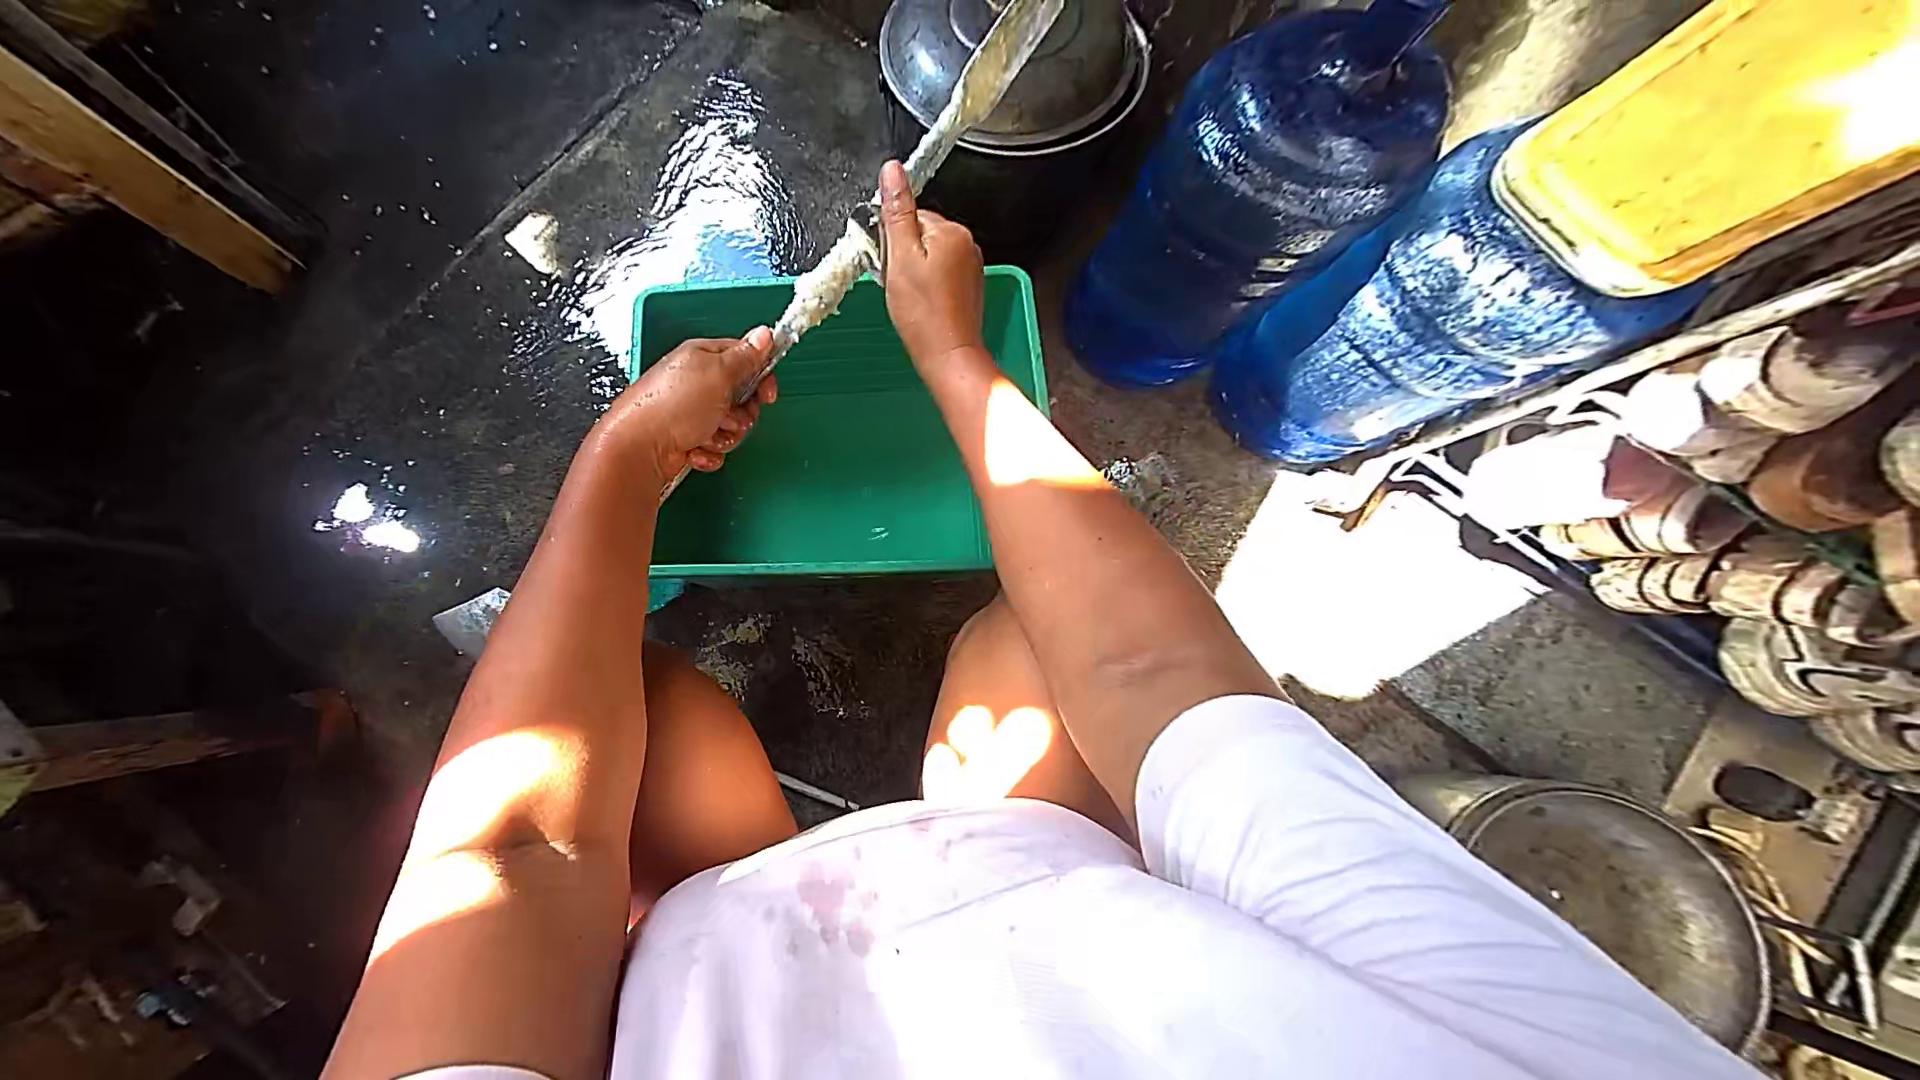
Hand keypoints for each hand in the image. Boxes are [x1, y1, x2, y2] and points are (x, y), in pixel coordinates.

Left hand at [596, 328, 779, 483]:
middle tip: (726, 415)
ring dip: (726, 435)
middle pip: (744, 399)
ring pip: (734, 427)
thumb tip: (764, 334)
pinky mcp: (690, 438)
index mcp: (704, 359)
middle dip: (742, 414)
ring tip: (704, 434)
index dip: (762, 378)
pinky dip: (710, 452)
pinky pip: (719, 447)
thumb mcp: (719, 373)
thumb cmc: (672, 406)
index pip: (746, 360)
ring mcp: (694, 413)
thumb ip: (746, 356)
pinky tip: (694, 448)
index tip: (767, 394)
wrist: (642, 447)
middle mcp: (699, 383)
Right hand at [878, 160, 985, 372]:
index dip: (892, 239)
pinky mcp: (968, 288)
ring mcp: (970, 268)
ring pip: (929, 257)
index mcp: (951, 231)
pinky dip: (927, 287)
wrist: (948, 356)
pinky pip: (940, 276)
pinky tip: (921, 305)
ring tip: (910, 298)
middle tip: (898, 284)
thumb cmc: (924, 315)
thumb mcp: (900, 257)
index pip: (911, 215)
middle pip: (921, 234)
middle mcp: (967, 245)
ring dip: (914, 272)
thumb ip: (896, 212)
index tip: (888, 262)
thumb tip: (892, 170)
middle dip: (904, 255)